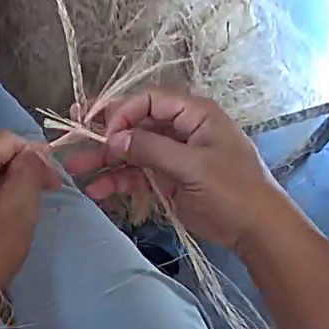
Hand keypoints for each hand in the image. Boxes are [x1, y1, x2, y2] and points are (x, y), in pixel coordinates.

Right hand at [65, 89, 304, 248]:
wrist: (256, 228)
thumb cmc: (234, 189)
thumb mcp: (193, 166)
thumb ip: (152, 149)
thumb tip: (114, 138)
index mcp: (194, 114)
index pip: (149, 100)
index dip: (122, 111)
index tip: (101, 131)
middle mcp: (181, 130)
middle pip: (135, 125)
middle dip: (104, 135)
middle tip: (73, 142)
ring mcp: (173, 157)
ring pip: (132, 152)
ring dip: (105, 162)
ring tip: (76, 171)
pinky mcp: (169, 181)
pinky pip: (138, 176)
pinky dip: (118, 182)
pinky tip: (97, 190)